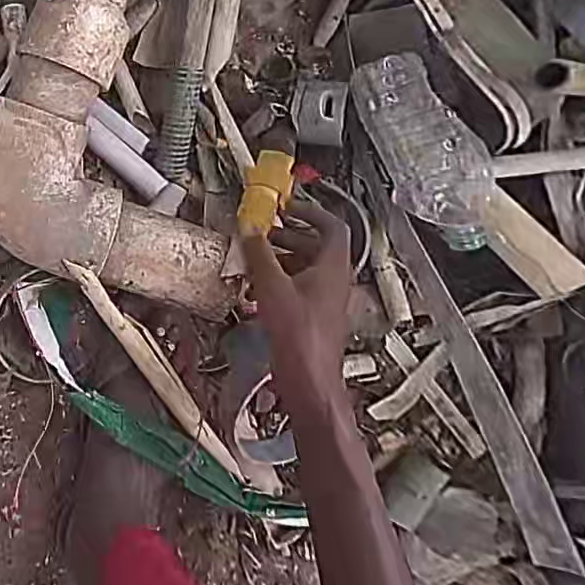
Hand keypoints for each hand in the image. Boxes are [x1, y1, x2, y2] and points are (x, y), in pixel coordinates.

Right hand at [242, 202, 354, 409]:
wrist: (309, 377)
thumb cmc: (300, 334)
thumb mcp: (272, 285)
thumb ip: (259, 253)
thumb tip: (249, 229)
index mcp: (334, 268)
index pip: (332, 226)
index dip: (309, 212)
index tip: (286, 207)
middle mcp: (335, 281)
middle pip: (315, 246)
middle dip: (287, 236)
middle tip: (263, 233)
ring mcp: (325, 299)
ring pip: (306, 267)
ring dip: (280, 258)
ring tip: (255, 258)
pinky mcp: (313, 315)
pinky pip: (298, 287)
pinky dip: (279, 280)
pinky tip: (256, 288)